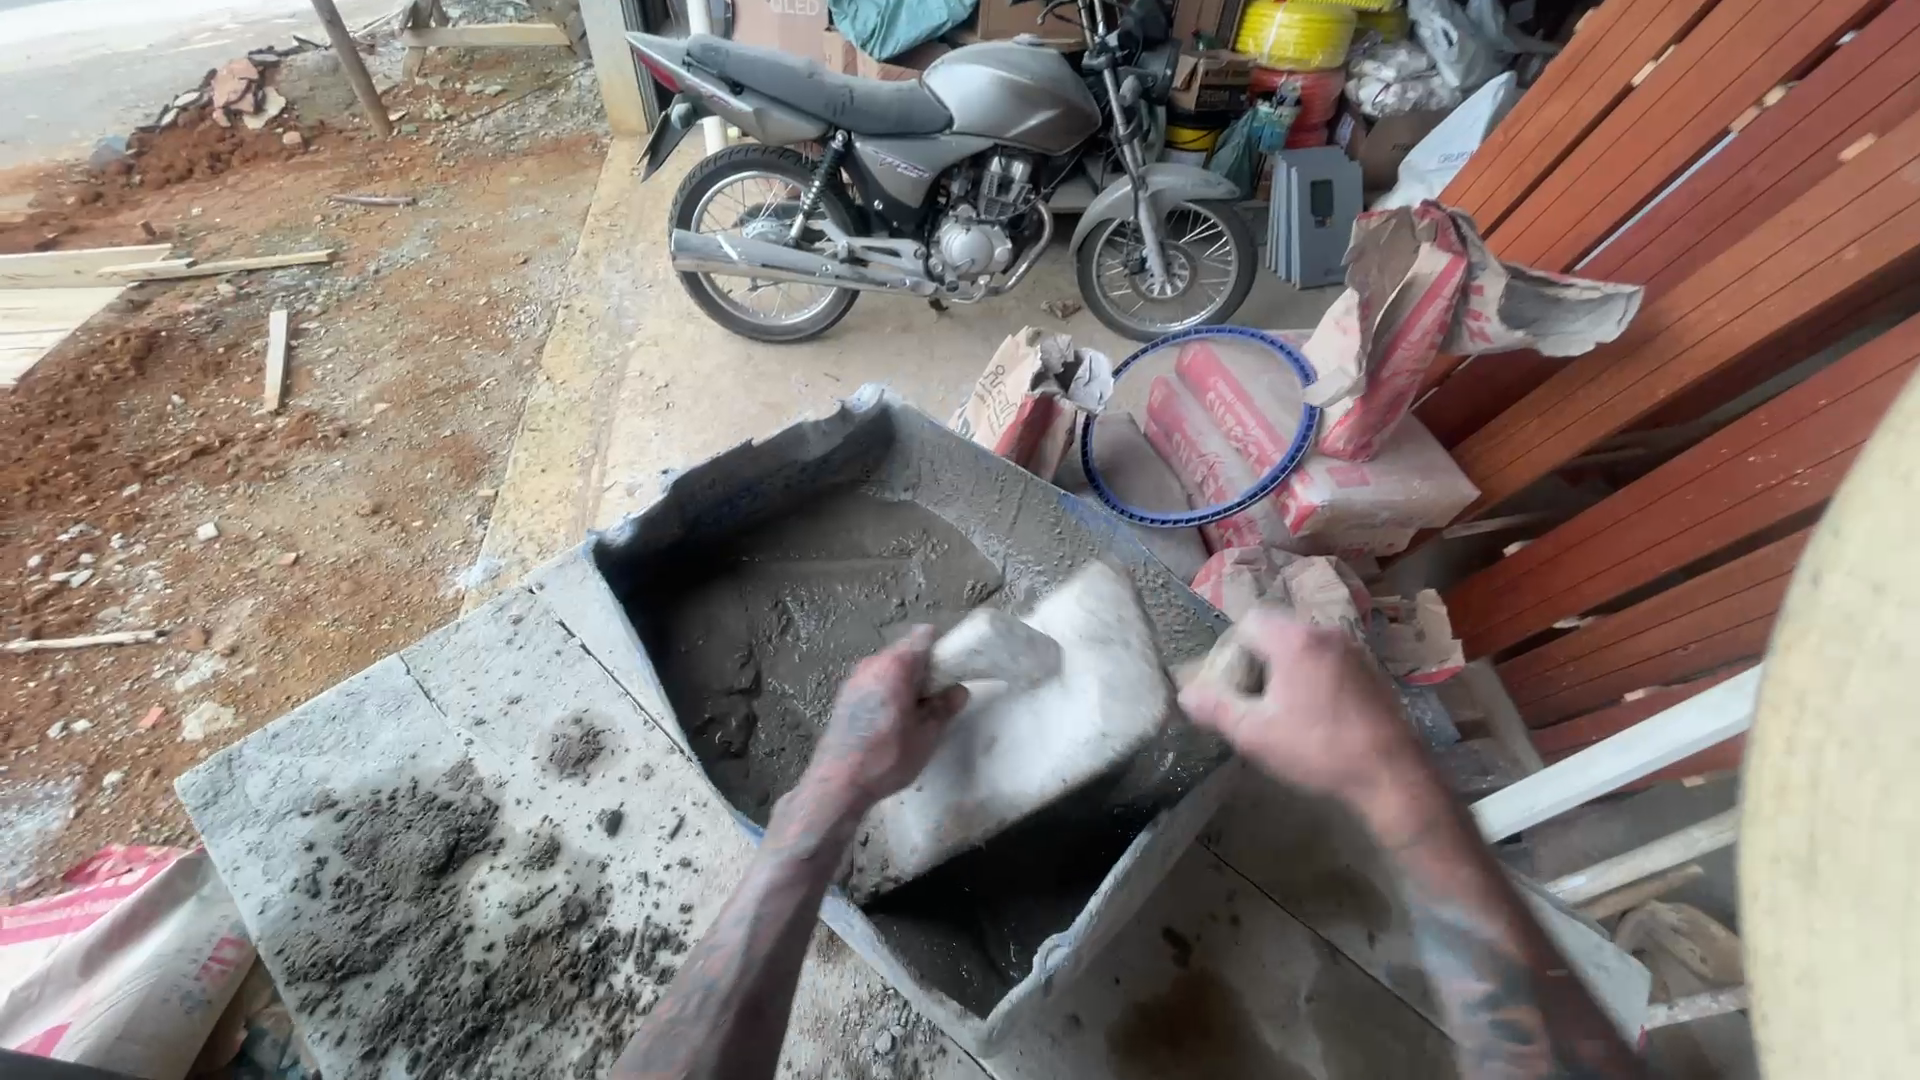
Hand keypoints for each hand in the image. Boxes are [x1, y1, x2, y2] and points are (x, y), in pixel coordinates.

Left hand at [806, 626, 969, 807]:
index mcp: (896, 665)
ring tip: (914, 712)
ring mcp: (854, 678)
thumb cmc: (888, 757)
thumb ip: (945, 708)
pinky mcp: (844, 696)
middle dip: (924, 668)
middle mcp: (872, 663)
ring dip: (904, 681)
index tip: (951, 671)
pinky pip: (874, 681)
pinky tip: (891, 720)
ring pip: (888, 667)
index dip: (941, 649)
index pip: (924, 636)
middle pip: (905, 651)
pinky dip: (887, 691)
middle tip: (937, 697)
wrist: (838, 783)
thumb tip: (959, 691)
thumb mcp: (927, 735)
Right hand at [1179, 606, 1421, 801]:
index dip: (1232, 651)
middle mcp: (1325, 634)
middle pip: (1276, 630)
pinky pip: (1328, 659)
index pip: (1248, 623)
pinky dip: (1313, 675)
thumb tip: (1184, 693)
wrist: (1394, 778)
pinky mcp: (1372, 670)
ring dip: (1286, 667)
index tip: (1233, 685)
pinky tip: (1317, 713)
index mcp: (1294, 641)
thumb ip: (1214, 708)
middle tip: (1254, 698)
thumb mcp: (1254, 734)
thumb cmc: (1319, 750)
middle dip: (1258, 659)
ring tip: (1284, 707)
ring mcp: (1354, 650)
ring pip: (1303, 645)